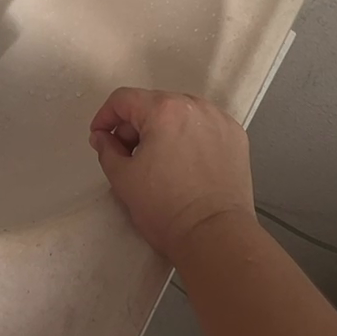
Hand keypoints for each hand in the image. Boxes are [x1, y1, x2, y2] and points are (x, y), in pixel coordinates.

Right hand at [89, 88, 254, 261]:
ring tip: (159, 162)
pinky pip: (204, 126)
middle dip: (135, 126)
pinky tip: (186, 163)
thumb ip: (107, 150)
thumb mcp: (123, 179)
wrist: (215, 236)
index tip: (100, 136)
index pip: (124, 99)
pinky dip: (190, 137)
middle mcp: (193, 105)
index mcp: (163, 110)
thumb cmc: (167, 209)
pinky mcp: (235, 136)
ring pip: (179, 114)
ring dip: (163, 130)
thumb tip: (102, 137)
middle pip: (153, 105)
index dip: (106, 116)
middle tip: (128, 155)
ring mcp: (218, 119)